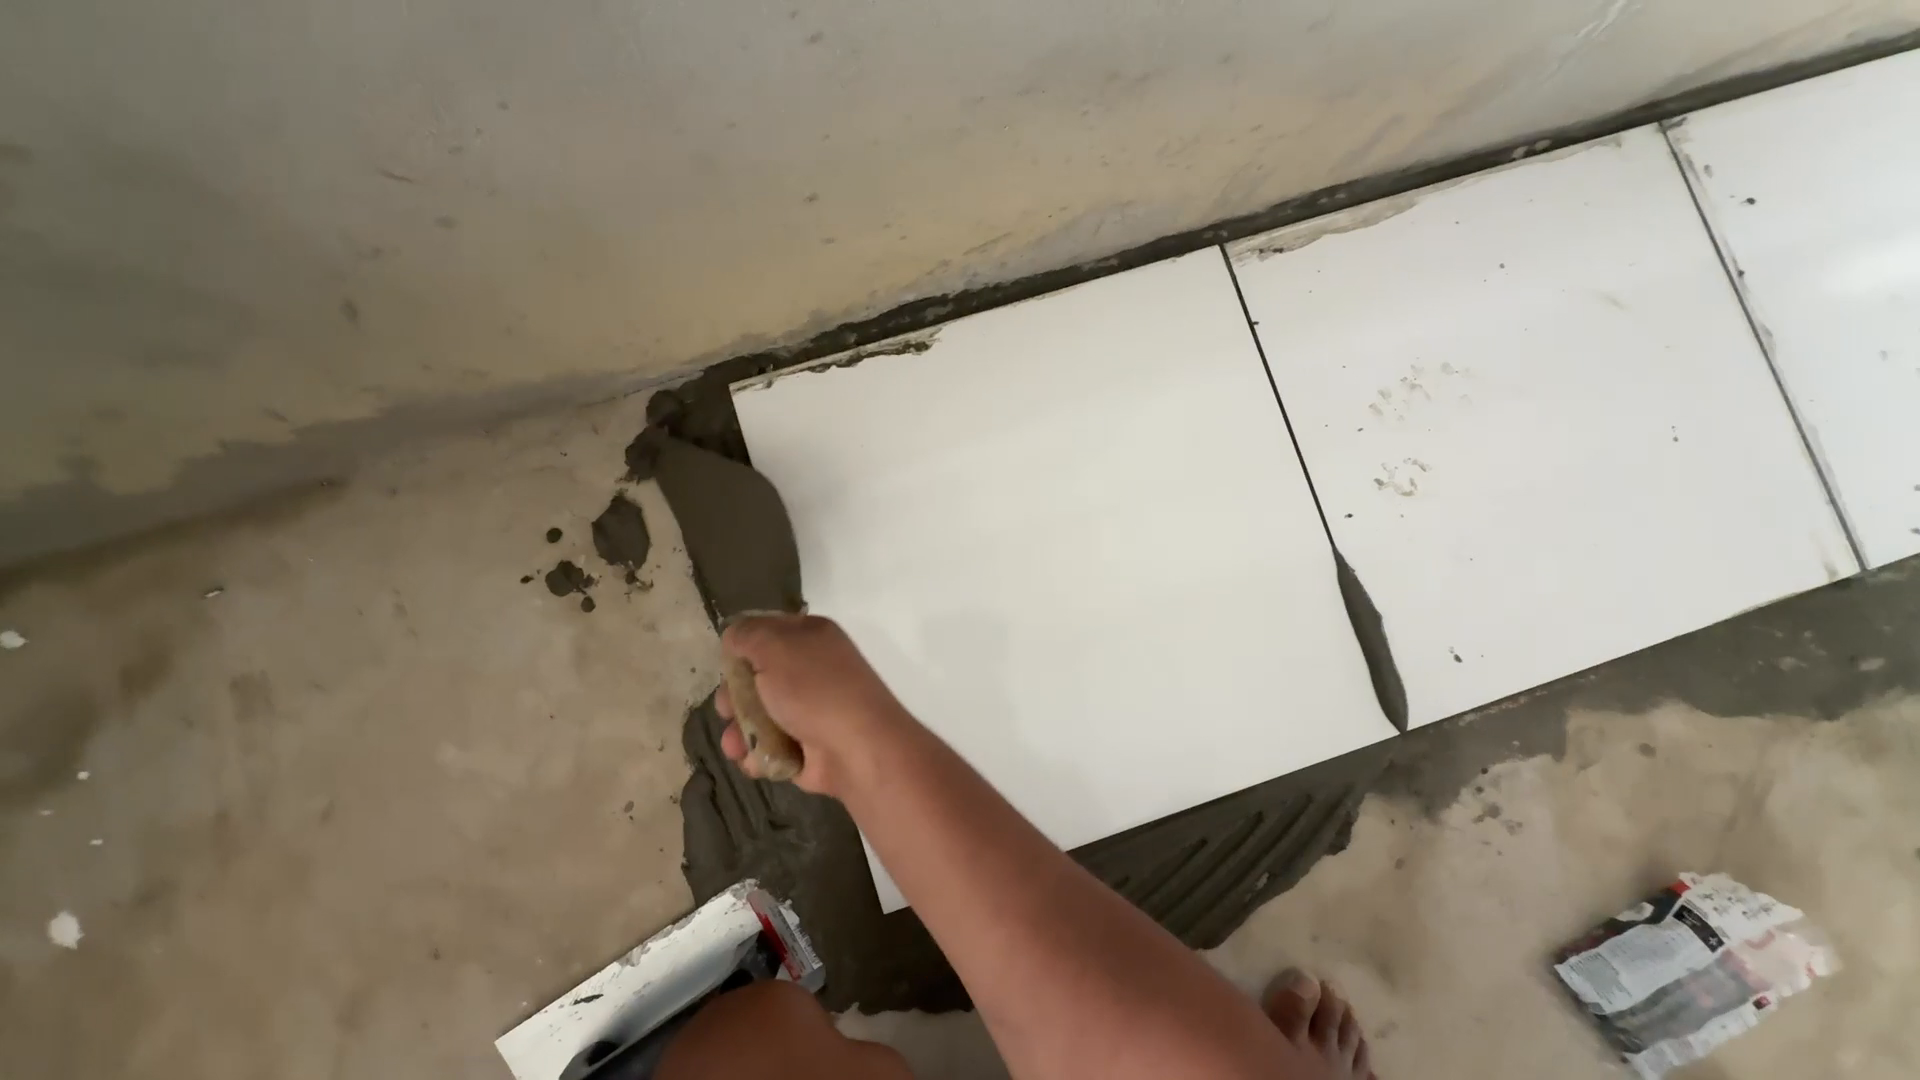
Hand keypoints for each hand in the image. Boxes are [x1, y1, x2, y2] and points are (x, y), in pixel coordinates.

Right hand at [716, 614, 917, 796]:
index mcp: (810, 637)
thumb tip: (734, 637)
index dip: (742, 647)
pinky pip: (769, 747)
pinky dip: (757, 755)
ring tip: (736, 745)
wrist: (859, 749)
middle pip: (756, 678)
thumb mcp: (776, 648)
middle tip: (727, 710)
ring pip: (758, 716)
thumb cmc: (815, 690)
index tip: (727, 663)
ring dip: (739, 732)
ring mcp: (808, 710)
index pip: (767, 632)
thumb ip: (748, 635)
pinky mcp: (804, 747)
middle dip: (734, 696)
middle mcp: (811, 670)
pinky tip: (754, 761)